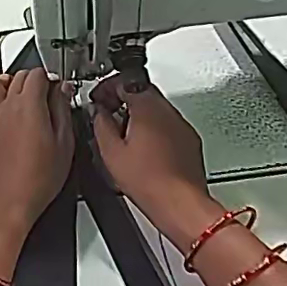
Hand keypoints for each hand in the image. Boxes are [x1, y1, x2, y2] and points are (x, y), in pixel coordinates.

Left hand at [0, 69, 74, 231]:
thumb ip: (63, 110)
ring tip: (18, 90)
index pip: (37, 74)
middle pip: (18, 76)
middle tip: (46, 91)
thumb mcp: (65, 141)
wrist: (13, 198)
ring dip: (6, 83)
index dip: (50, 78)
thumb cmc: (39, 176)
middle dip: (33, 78)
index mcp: (30, 105)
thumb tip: (62, 91)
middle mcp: (8, 106)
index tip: (58, 87)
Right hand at [90, 74, 217, 242]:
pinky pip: (167, 125)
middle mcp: (168, 111)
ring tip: (122, 134)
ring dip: (137, 114)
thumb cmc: (149, 181)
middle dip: (122, 99)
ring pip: (155, 108)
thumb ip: (100, 124)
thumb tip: (98, 112)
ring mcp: (181, 126)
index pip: (125, 81)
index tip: (98, 99)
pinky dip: (153, 129)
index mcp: (147, 107)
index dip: (106, 88)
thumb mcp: (110, 151)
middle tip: (107, 113)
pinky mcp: (189, 141)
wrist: (179, 204)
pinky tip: (142, 149)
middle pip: (142, 91)